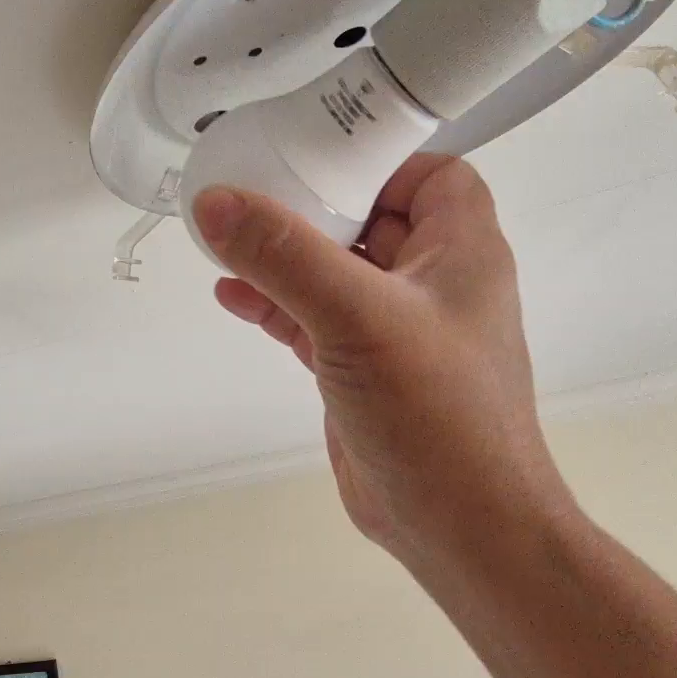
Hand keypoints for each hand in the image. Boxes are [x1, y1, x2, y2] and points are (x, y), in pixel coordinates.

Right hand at [192, 155, 577, 568]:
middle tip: (251, 187)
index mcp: (460, 252)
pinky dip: (273, 302)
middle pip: (369, 216)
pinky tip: (231, 294)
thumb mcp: (358, 319)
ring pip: (333, 269)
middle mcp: (431, 283)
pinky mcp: (359, 368)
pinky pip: (311, 316)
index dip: (376, 156)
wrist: (457, 528)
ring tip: (226, 237)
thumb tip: (216, 203)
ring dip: (283, 254)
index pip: (430, 173)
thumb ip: (286, 257)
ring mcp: (392, 329)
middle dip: (311, 202)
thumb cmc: (436, 416)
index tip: (311, 148)